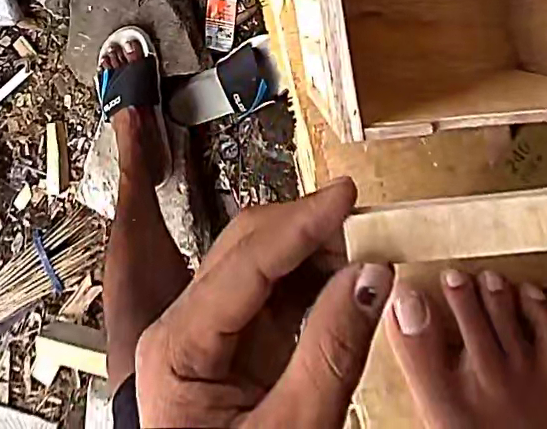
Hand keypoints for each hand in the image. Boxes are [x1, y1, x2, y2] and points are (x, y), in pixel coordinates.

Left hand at [133, 178, 388, 427]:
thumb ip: (332, 350)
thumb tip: (370, 277)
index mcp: (176, 345)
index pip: (245, 261)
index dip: (300, 222)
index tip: (343, 195)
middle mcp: (181, 323)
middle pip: (244, 249)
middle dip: (305, 230)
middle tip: (362, 225)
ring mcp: (203, 329)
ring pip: (256, 261)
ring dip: (309, 252)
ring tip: (359, 254)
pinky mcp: (228, 341)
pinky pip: (268, 293)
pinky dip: (307, 281)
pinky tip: (339, 280)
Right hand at [386, 267, 546, 428]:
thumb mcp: (445, 422)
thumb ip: (419, 360)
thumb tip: (402, 304)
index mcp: (455, 397)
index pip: (418, 322)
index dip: (412, 299)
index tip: (414, 293)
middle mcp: (500, 379)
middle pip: (475, 302)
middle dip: (465, 285)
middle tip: (464, 279)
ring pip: (528, 307)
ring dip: (514, 292)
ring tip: (507, 289)